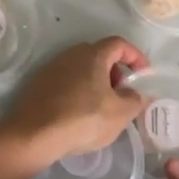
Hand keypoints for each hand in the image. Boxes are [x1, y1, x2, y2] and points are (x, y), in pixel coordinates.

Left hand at [5, 37, 149, 162]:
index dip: (135, 56)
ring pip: (81, 69)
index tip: (143, 74)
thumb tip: (136, 94)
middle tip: (122, 94)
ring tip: (103, 107)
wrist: (34, 134)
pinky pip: (66, 81)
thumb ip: (135, 99)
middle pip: (99, 55)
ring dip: (96, 82)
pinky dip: (79, 91)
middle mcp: (69, 55)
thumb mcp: (120, 113)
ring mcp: (51, 68)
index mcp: (91, 55)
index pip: (118, 43)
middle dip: (115, 71)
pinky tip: (80, 113)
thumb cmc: (83, 119)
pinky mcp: (38, 84)